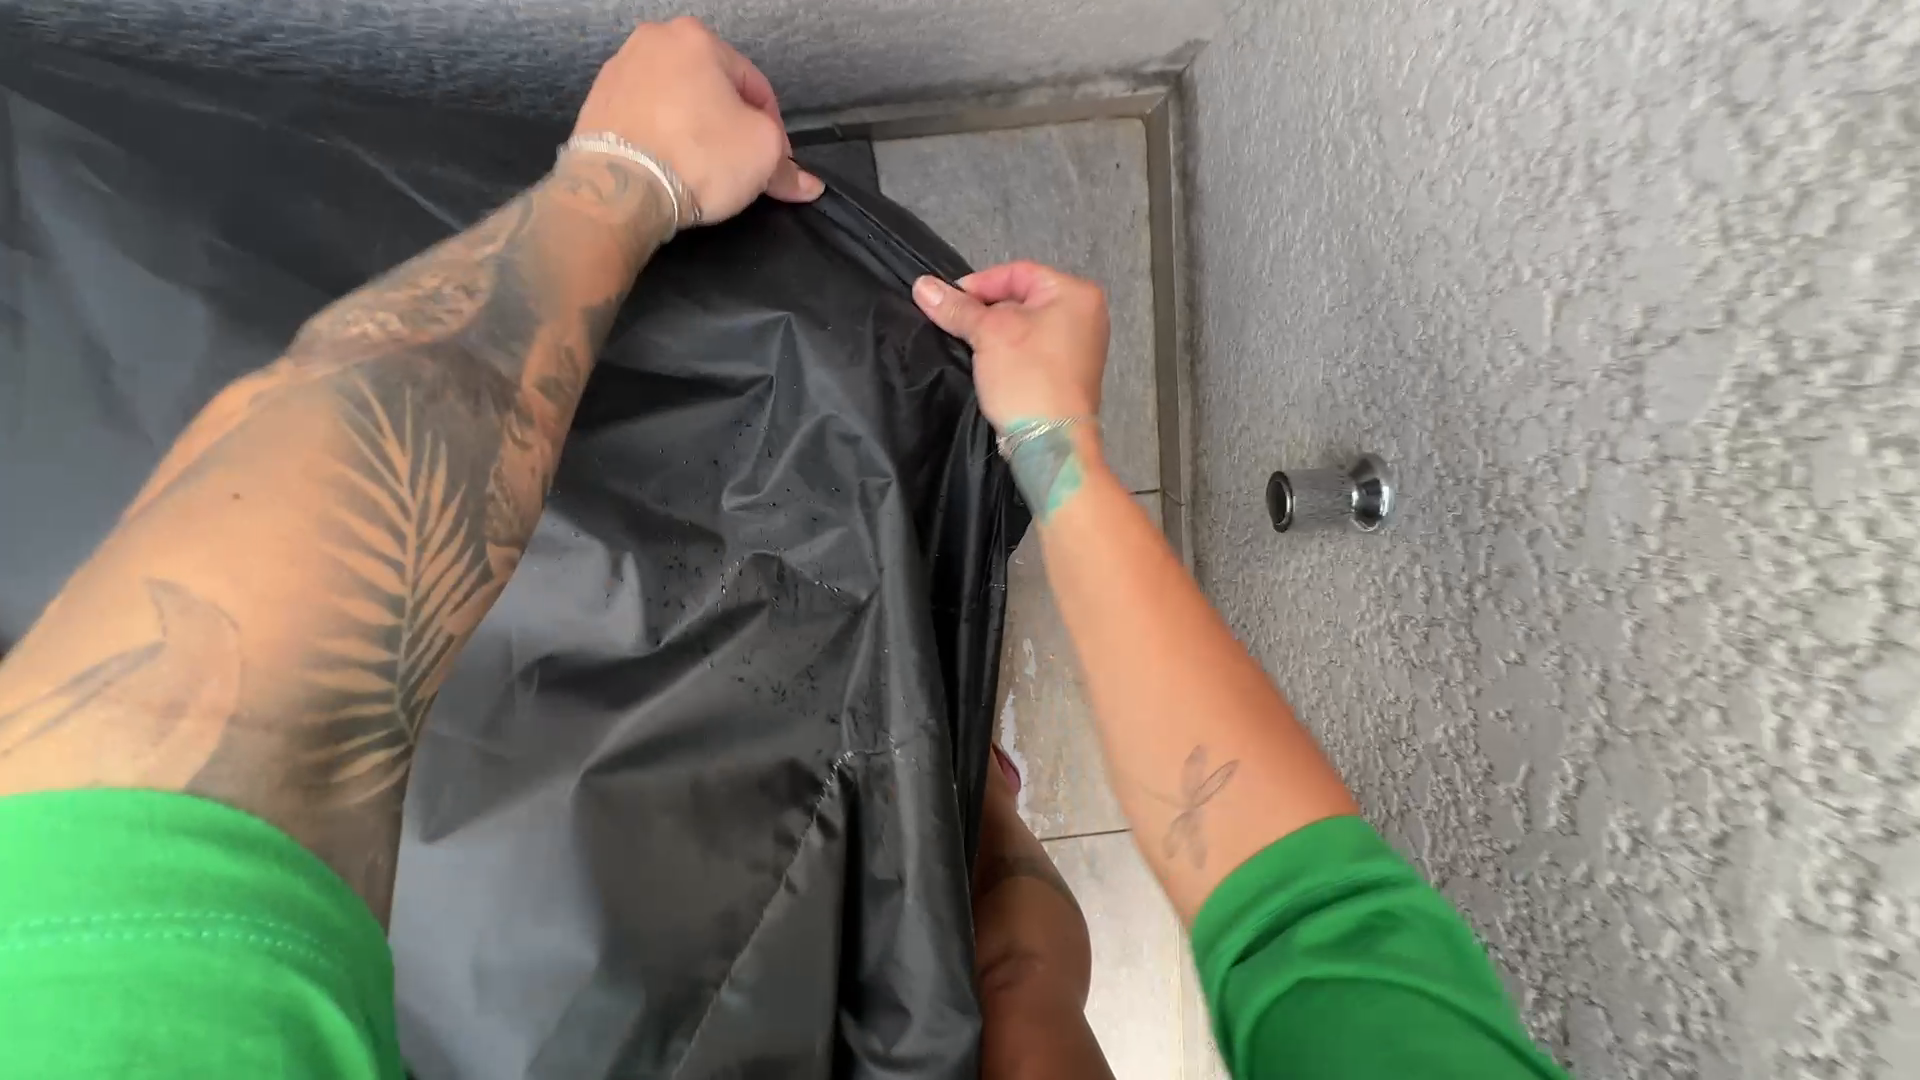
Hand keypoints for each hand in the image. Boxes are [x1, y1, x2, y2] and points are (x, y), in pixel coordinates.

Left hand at [572, 17, 821, 224]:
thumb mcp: (764, 157)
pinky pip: (647, 120)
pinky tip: (673, 168)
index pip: (755, 85)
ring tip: (704, 172)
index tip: (775, 162)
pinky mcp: (598, 103)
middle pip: (713, 91)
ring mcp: (620, 70)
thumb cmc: (698, 158)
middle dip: (731, 128)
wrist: (622, 185)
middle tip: (741, 168)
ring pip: (678, 104)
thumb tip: (808, 184)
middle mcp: (654, 41)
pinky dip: (664, 140)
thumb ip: (788, 167)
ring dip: (697, 133)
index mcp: (698, 39)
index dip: (774, 129)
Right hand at [912, 262, 1109, 430]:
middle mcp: (1086, 315)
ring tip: (969, 348)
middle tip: (956, 327)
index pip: (1017, 272)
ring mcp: (1081, 348)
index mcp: (1076, 294)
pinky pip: (1033, 352)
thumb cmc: (1028, 378)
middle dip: (985, 312)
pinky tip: (988, 368)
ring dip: (995, 336)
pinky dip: (1009, 355)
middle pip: (1021, 299)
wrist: (1052, 444)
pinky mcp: (1069, 375)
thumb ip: (957, 308)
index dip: (978, 284)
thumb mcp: (988, 335)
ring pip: (1025, 328)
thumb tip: (922, 285)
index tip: (948, 302)